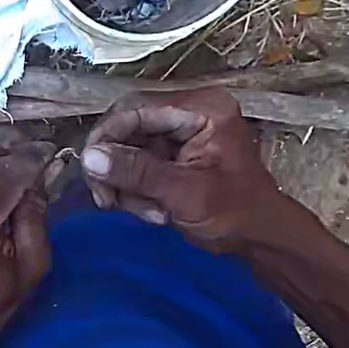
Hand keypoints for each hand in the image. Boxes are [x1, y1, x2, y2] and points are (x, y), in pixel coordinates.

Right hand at [80, 88, 304, 254]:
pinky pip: (134, 166)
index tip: (91, 171)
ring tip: (149, 212)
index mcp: (202, 108)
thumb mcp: (183, 193)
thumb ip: (136, 172)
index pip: (135, 109)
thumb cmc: (234, 214)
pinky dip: (134, 191)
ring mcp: (177, 134)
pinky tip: (153, 211)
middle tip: (108, 200)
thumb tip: (88, 157)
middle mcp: (187, 112)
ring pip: (124, 151)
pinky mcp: (169, 154)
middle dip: (114, 168)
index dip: (106, 137)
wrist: (260, 239)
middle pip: (125, 129)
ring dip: (126, 186)